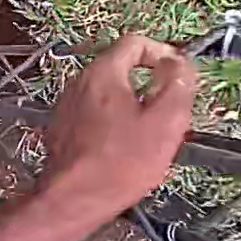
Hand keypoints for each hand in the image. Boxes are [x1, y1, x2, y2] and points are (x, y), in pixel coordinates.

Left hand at [37, 35, 197, 225]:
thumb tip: (179, 62)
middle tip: (166, 109)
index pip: (134, 42)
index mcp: (102, 74)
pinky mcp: (61, 129)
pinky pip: (92, 114)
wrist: (74, 199)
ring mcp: (65, 106)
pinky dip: (111, 121)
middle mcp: (78, 84)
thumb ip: (178, 84)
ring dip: (130, 104)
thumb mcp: (166, 121)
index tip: (177, 73)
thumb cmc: (121, 162)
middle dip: (148, 82)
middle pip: (120, 67)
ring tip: (146, 133)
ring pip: (106, 93)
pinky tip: (121, 147)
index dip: (162, 52)